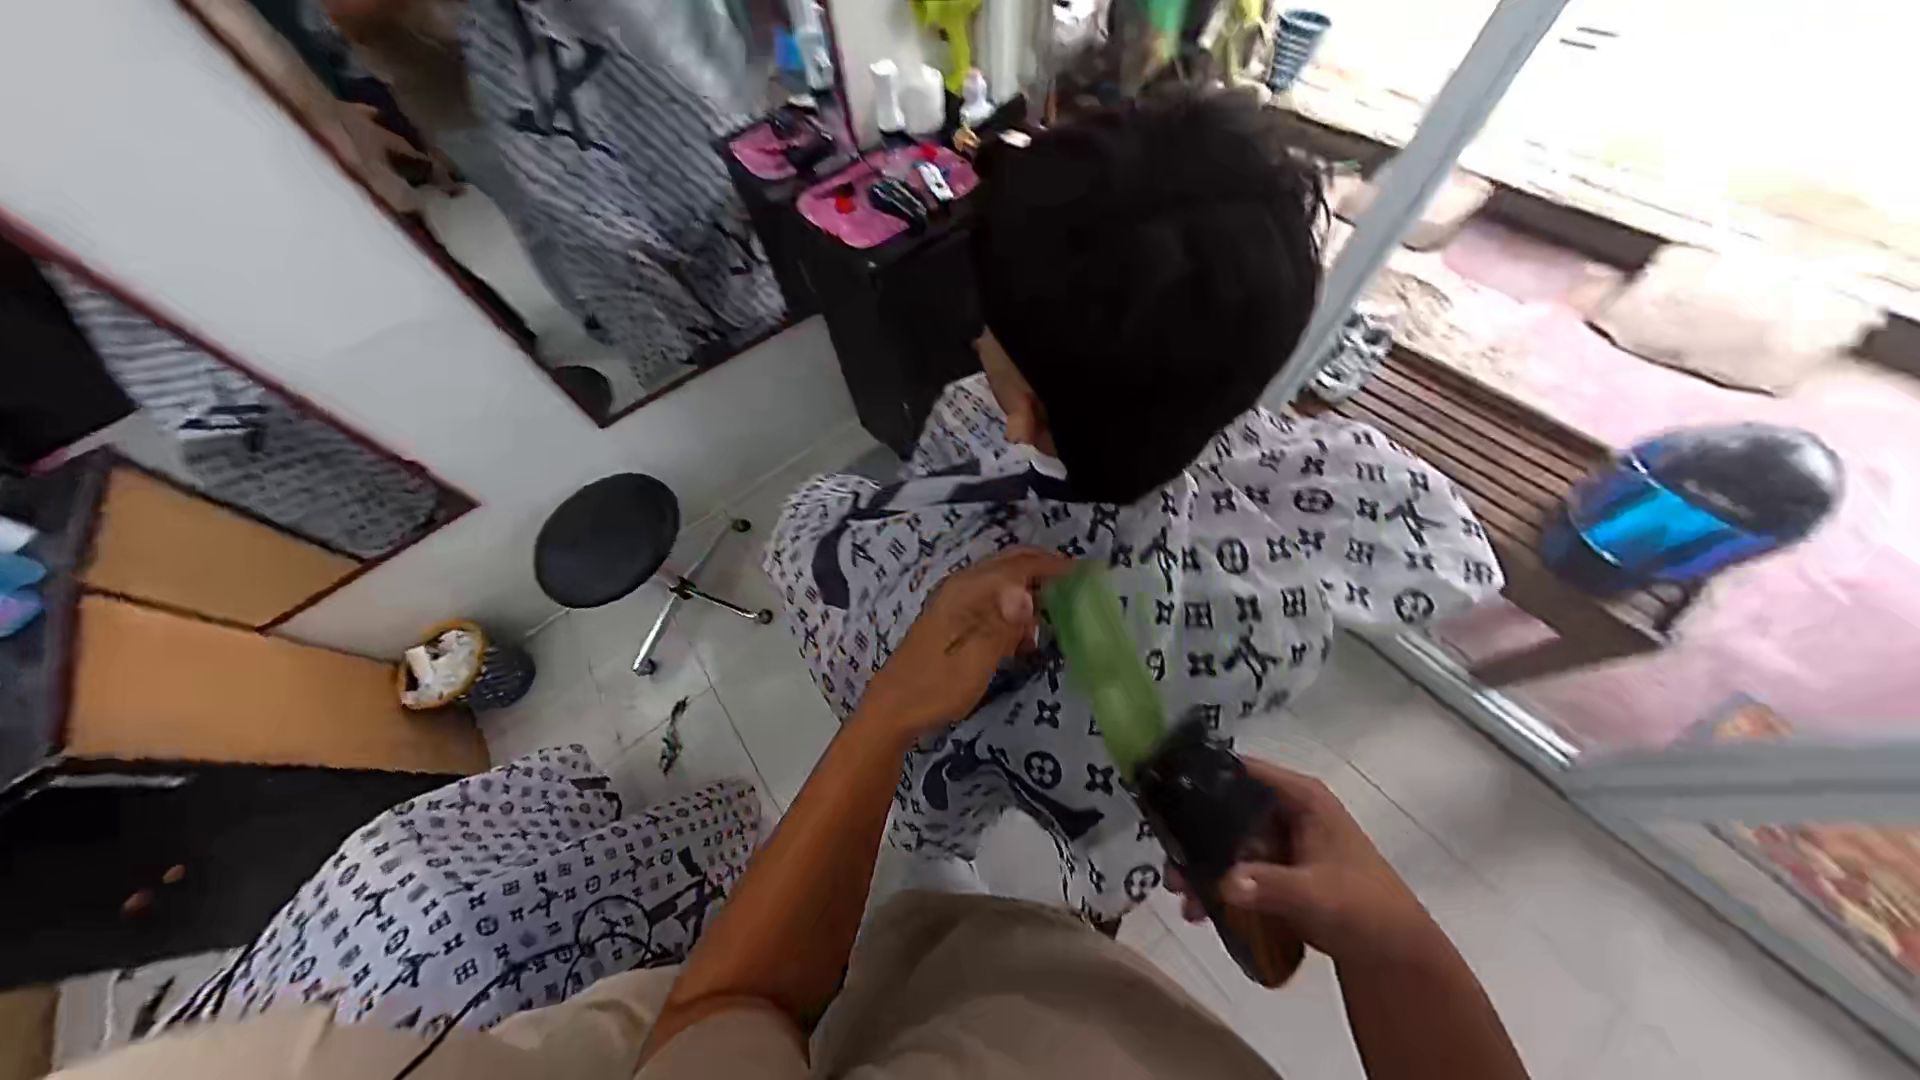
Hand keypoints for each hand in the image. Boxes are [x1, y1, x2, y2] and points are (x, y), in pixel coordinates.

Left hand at [855, 548, 1071, 742]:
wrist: (891, 710)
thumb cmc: (934, 689)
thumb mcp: (974, 662)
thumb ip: (1002, 625)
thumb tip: (1027, 594)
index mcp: (965, 591)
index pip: (1016, 566)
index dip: (1051, 566)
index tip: (1084, 573)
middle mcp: (959, 587)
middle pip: (1008, 564)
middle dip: (1042, 569)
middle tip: (1076, 583)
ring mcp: (954, 600)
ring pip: (1001, 581)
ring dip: (1029, 589)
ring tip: (1056, 612)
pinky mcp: (953, 617)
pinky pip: (991, 599)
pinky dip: (1013, 608)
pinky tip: (1024, 634)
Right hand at [1166, 759, 1438, 967]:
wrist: (1397, 958)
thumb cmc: (1366, 910)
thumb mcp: (1318, 895)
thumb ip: (1272, 886)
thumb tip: (1226, 883)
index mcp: (1300, 797)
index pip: (1242, 770)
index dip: (1204, 776)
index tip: (1166, 793)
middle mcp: (1285, 810)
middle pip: (1227, 808)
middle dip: (1195, 835)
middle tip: (1170, 861)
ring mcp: (1279, 840)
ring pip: (1227, 840)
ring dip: (1202, 865)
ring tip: (1179, 893)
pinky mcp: (1275, 868)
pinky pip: (1235, 866)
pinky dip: (1216, 884)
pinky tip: (1199, 910)